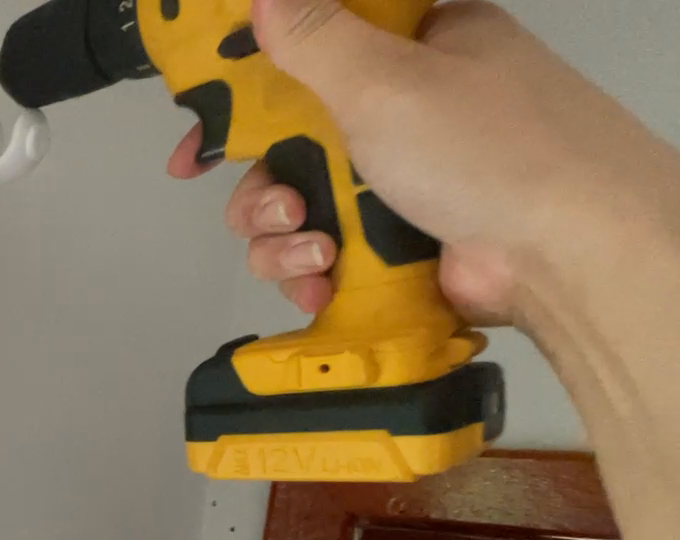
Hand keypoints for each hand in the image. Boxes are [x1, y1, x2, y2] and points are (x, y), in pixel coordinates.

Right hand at [169, 0, 679, 329]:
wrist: (558, 250)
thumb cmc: (483, 149)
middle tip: (278, 211)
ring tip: (318, 253)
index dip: (239, 110)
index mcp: (406, 58)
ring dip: (283, 243)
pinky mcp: (380, 243)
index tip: (196, 152)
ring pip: (285, 216)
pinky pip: (308, 256)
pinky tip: (323, 280)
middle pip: (279, 157)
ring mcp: (386, 185)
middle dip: (262, 196)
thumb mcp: (390, 83)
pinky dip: (306, 273)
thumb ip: (317, 44)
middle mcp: (392, 119)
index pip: (301, 70)